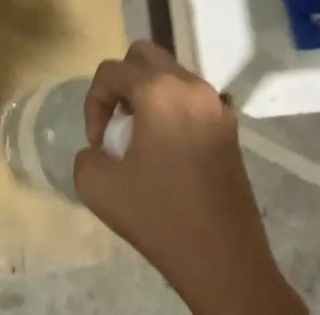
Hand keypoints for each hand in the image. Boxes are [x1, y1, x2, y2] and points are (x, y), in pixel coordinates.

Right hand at [73, 41, 304, 314]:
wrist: (224, 262)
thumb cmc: (158, 216)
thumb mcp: (96, 183)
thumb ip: (87, 152)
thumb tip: (103, 148)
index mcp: (159, 92)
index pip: (111, 71)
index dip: (93, 102)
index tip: (98, 142)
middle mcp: (192, 88)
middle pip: (145, 56)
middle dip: (122, 82)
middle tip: (117, 120)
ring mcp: (217, 108)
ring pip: (172, 76)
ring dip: (148, 95)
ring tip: (140, 137)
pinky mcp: (232, 131)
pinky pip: (192, 100)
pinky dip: (172, 111)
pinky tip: (166, 150)